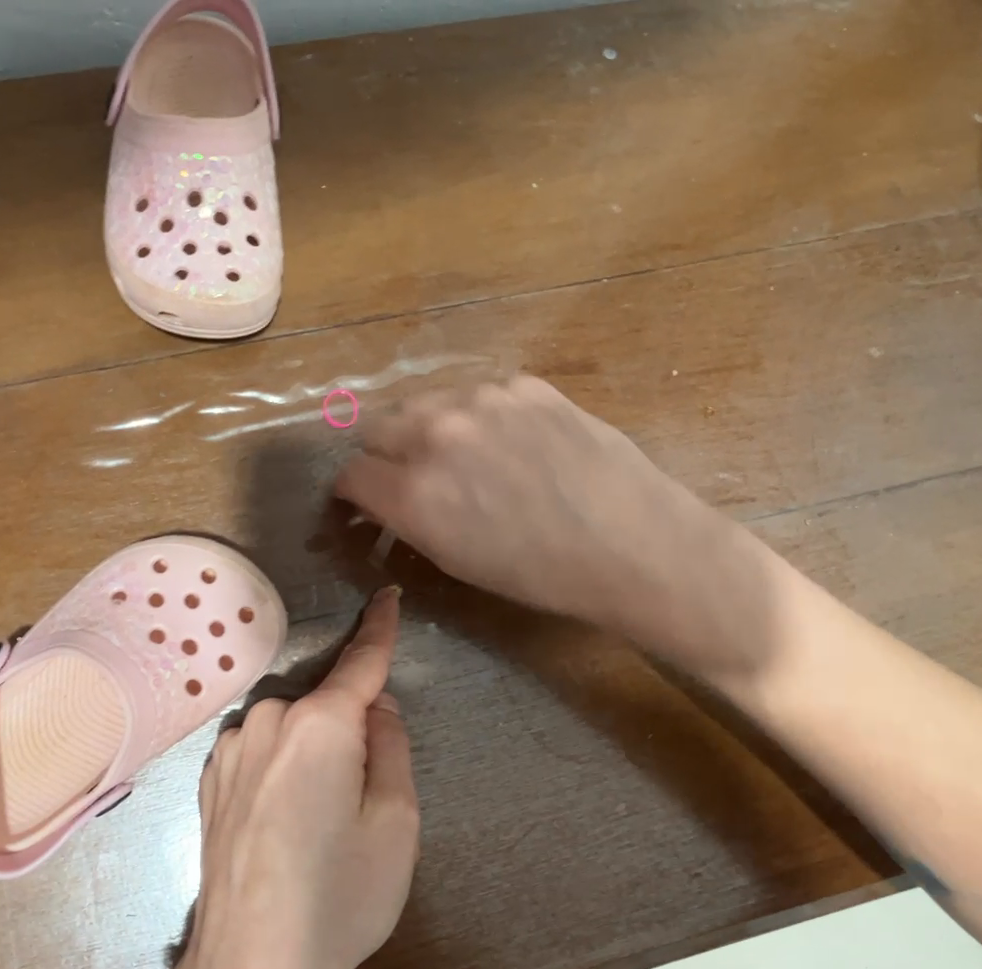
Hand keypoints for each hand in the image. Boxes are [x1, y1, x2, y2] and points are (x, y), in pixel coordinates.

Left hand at [162, 588, 419, 968]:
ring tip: (320, 823)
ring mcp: (231, 747)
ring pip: (294, 727)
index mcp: (319, 724)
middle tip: (365, 797)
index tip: (388, 596)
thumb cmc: (337, 899)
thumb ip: (391, 748)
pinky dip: (285, 765)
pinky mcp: (210, 776)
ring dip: (316, 749)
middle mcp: (268, 720)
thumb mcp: (396, 826)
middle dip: (353, 725)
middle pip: (326, 702)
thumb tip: (375, 707)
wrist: (248, 966)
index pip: (360, 661)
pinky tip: (286, 823)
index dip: (380, 629)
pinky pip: (264, 749)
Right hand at [335, 376, 782, 681]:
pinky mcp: (521, 383)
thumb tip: (377, 496)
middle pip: (375, 427)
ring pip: (424, 403)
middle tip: (409, 477)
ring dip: (426, 428)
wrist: (632, 542)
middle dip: (382, 454)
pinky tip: (511, 444)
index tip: (363, 501)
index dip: (352, 492)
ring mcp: (479, 399)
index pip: (349, 474)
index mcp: (412, 492)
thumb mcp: (453, 559)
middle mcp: (434, 434)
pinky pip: (475, 394)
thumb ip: (404, 517)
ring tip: (462, 457)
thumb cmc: (540, 573)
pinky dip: (476, 416)